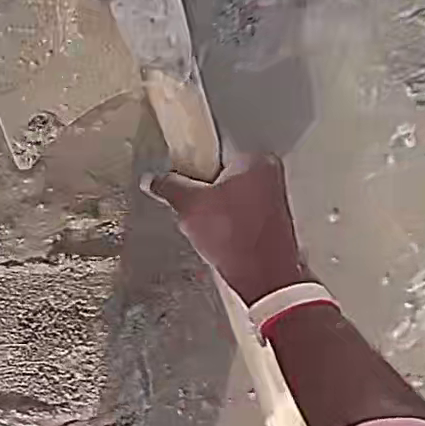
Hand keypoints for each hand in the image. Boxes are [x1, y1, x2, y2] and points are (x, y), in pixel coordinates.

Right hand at [147, 153, 313, 299]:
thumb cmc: (235, 236)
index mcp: (255, 160)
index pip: (212, 148)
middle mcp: (269, 174)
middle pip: (217, 172)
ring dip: (208, 206)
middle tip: (189, 202)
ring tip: (203, 222)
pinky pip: (234, 212)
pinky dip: (221, 221)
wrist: (262, 277)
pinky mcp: (267, 220)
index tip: (176, 173)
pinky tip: (215, 234)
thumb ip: (167, 185)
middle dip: (198, 188)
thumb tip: (153, 179)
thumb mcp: (187, 204)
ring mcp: (271, 198)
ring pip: (224, 193)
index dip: (189, 165)